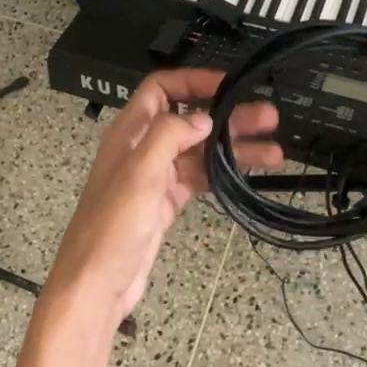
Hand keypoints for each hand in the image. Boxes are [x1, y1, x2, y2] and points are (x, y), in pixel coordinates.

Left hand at [47, 69, 279, 327]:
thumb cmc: (109, 229)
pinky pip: (199, 178)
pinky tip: (248, 174)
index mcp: (130, 133)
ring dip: (233, 147)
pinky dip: (223, 174)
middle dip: (227, 115)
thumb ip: (169, 137)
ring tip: (272, 151)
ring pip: (199, 151)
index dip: (193, 81)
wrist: (95, 285)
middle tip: (266, 117)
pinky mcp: (164, 204)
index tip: (228, 84)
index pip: (161, 88)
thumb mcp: (139, 173)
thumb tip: (202, 117)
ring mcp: (154, 178)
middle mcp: (142, 150)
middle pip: (188, 120)